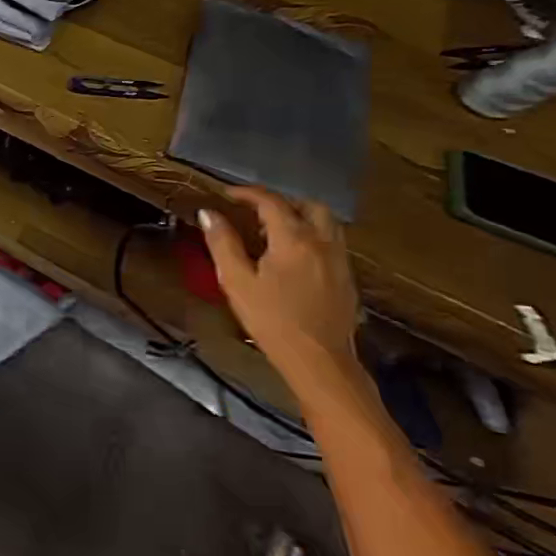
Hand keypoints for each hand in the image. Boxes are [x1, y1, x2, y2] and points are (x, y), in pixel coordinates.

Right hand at [200, 186, 361, 386]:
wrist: (320, 361)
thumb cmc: (273, 322)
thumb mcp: (238, 283)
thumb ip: (223, 243)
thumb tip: (209, 213)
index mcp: (293, 238)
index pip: (270, 201)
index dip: (247, 193)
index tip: (227, 194)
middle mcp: (321, 240)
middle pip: (306, 204)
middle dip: (281, 201)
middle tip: (257, 212)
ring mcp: (339, 258)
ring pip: (325, 221)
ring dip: (302, 216)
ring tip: (278, 231)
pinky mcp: (347, 277)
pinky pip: (332, 241)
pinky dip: (314, 235)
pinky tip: (297, 257)